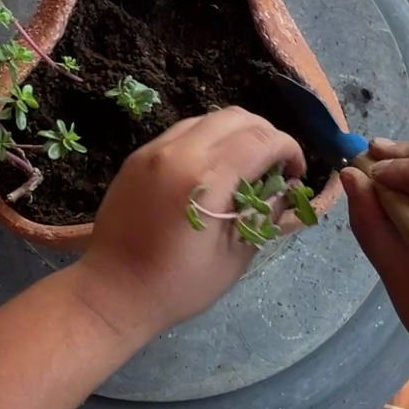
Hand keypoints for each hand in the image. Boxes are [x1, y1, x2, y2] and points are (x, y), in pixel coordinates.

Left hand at [73, 107, 305, 340]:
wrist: (112, 291)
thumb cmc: (177, 285)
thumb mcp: (235, 257)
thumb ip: (264, 213)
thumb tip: (286, 187)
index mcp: (207, 179)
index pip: (262, 140)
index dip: (289, 148)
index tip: (295, 171)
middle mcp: (179, 152)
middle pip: (236, 117)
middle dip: (265, 134)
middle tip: (274, 165)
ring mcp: (153, 151)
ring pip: (207, 119)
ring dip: (234, 133)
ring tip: (244, 164)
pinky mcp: (137, 157)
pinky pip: (181, 132)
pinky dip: (206, 139)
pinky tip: (211, 169)